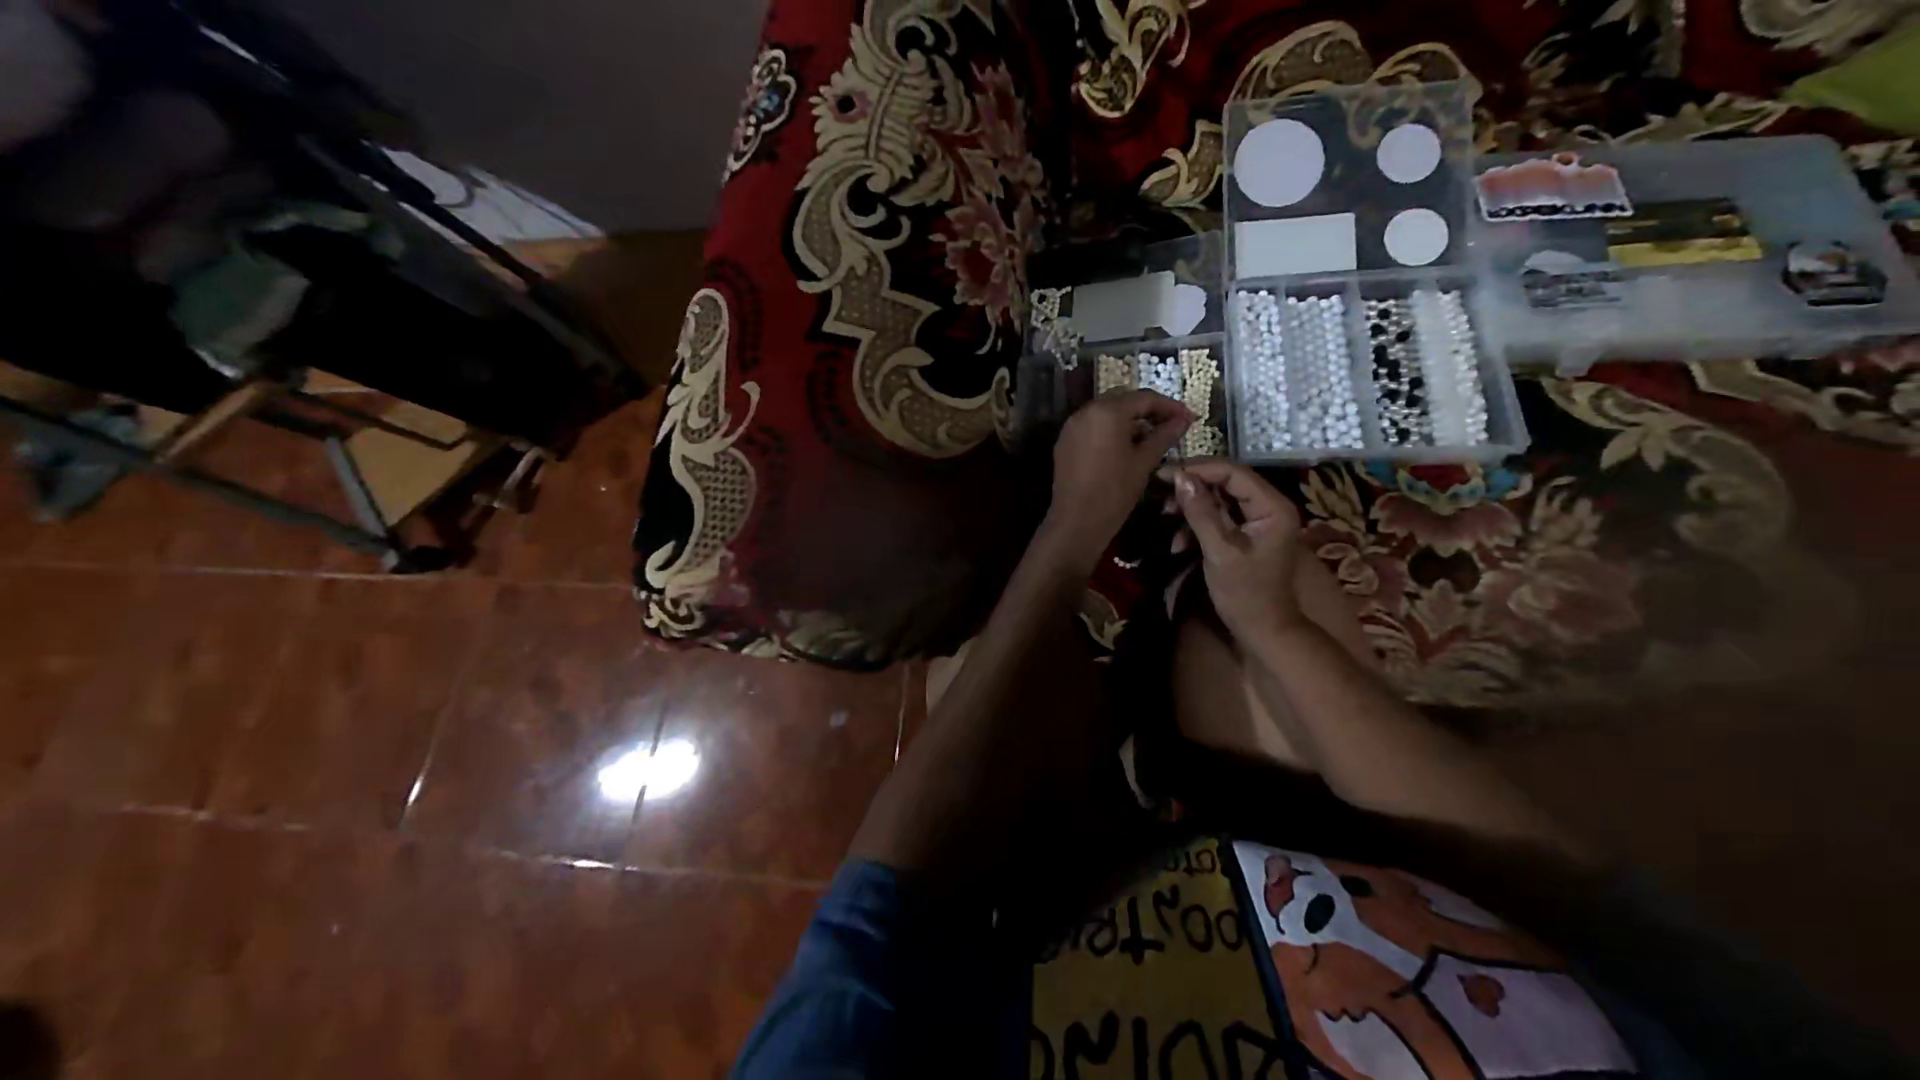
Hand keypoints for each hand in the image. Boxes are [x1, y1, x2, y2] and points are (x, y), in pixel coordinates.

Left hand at [1039, 390, 1190, 573]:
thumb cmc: (1115, 491)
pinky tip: (1125, 448)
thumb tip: (1183, 420)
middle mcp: (1085, 411)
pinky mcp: (1065, 442)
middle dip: (1148, 411)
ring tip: (1150, 438)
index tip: (1188, 417)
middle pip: (1123, 400)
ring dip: (1128, 420)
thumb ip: (1164, 435)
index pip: (1144, 398)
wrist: (1077, 522)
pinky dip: (1110, 431)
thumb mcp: (1144, 461)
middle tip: (1170, 426)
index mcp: (1107, 411)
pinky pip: (1092, 427)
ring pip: (1106, 413)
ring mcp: (1071, 427)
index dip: (1170, 406)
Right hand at [1167, 461, 1306, 643]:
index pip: (1233, 472)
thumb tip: (1179, 478)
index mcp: (1272, 507)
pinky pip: (1219, 515)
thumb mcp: (1219, 551)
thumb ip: (1201, 512)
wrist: (1262, 629)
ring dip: (1191, 506)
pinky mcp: (1247, 532)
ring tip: (1167, 517)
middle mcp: (1270, 506)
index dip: (1198, 469)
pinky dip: (1197, 523)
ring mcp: (1259, 519)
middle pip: (1226, 482)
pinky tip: (1179, 541)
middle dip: (1192, 488)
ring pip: (1219, 498)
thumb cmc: (1244, 593)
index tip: (1164, 475)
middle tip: (1160, 494)